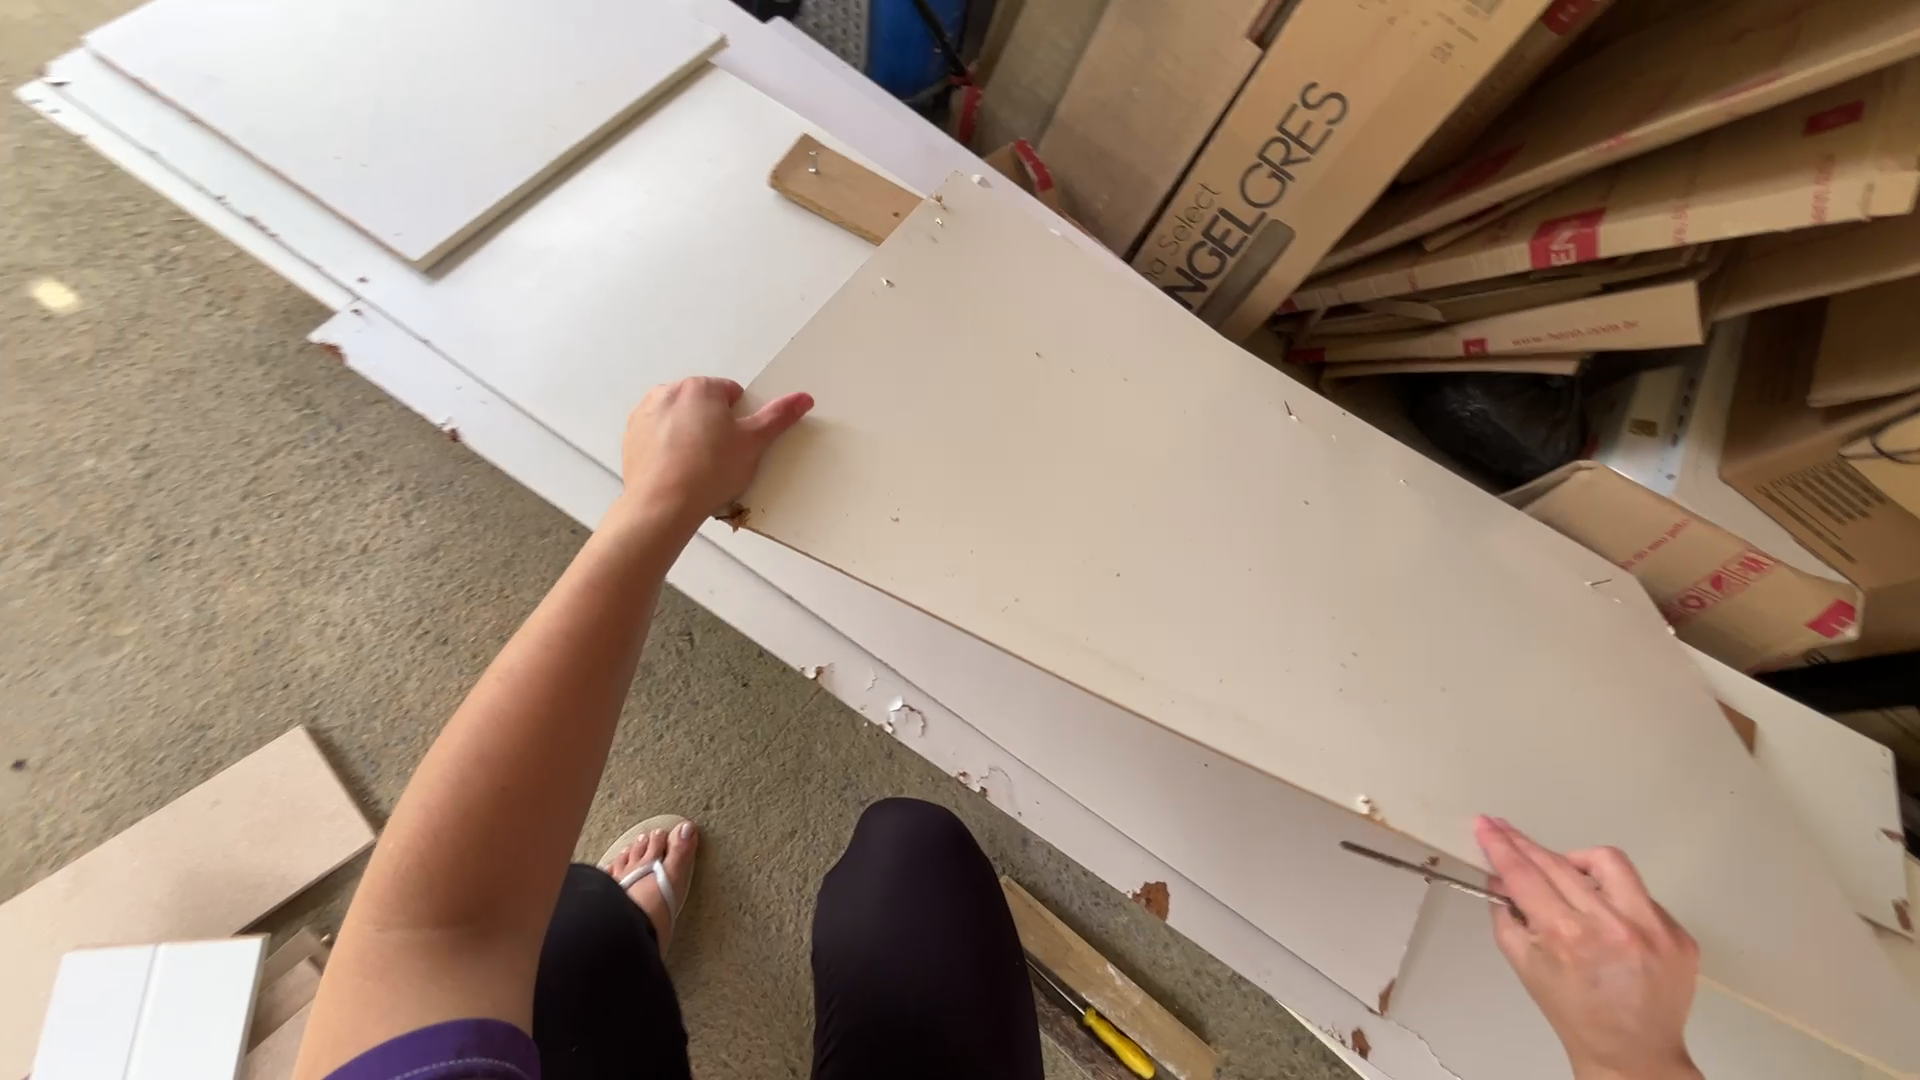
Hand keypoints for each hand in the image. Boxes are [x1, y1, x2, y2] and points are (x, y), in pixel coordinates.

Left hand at [613, 377, 812, 526]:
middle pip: (703, 404)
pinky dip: (668, 448)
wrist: (663, 505)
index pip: (731, 394)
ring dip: (690, 434)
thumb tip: (802, 398)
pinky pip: (658, 435)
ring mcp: (645, 413)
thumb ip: (779, 416)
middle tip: (721, 457)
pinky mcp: (631, 436)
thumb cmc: (709, 471)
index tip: (738, 442)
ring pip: (679, 419)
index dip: (740, 419)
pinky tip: (679, 470)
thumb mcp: (754, 443)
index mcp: (701, 388)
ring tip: (698, 466)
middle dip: (713, 424)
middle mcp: (668, 392)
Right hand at [1474, 816, 1701, 1079]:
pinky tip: (1602, 914)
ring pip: (1607, 862)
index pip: (1523, 873)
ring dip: (1575, 860)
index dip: (1499, 845)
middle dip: (1524, 843)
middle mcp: (1612, 926)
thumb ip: (1504, 911)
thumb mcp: (1521, 960)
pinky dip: (1612, 895)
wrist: (1633, 1054)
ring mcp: (1653, 930)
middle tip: (1504, 829)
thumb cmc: (1571, 1010)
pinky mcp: (1680, 937)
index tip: (1485, 825)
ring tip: (1564, 873)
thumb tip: (1499, 874)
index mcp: (1567, 935)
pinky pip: (1638, 894)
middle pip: (1557, 863)